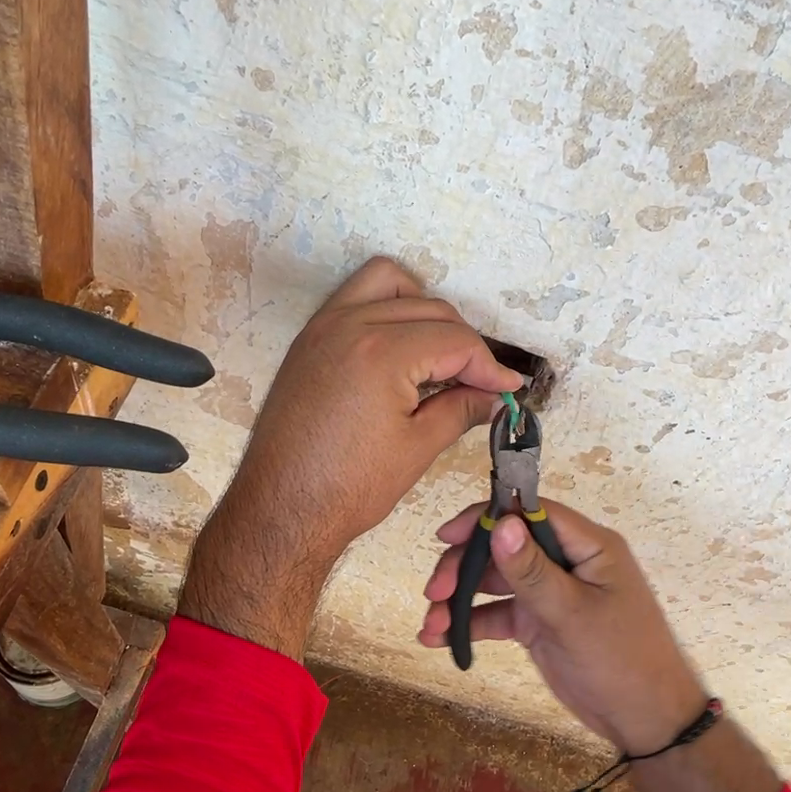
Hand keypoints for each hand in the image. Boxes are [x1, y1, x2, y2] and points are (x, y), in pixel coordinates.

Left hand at [179, 257, 522, 657]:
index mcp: (382, 352)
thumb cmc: (348, 486)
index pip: (456, 341)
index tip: (508, 388)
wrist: (282, 508)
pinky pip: (354, 298)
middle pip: (430, 308)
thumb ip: (461, 409)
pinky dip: (384, 308)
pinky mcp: (309, 339)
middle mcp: (349, 324)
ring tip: (438, 353)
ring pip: (388, 283)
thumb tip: (493, 394)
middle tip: (479, 382)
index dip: (490, 366)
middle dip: (463, 343)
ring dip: (422, 307)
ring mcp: (323, 327)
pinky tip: (399, 349)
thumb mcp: (417, 447)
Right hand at [418, 499, 708, 752]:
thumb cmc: (621, 661)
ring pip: (493, 582)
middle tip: (434, 593)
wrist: (646, 723)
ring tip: (431, 626)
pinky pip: (496, 615)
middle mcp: (566, 562)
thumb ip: (533, 571)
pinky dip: (469, 624)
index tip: (447, 536)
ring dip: (459, 599)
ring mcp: (549, 593)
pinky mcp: (537, 624)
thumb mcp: (573, 615)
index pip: (530, 513)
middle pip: (504, 548)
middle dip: (464, 567)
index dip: (487, 519)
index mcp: (587, 547)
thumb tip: (502, 523)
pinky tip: (440, 640)